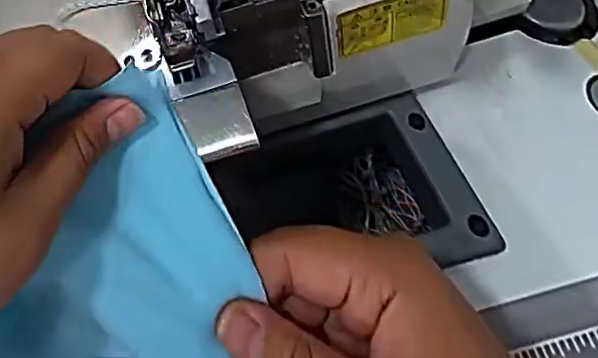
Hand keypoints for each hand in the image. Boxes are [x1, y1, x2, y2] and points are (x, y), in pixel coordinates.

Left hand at [0, 26, 142, 357]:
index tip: (122, 114)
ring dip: (44, 82)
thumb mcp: (25, 220)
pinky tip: (12, 145)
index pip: (67, 49)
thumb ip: (79, 152)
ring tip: (55, 146)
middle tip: (94, 134)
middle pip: (38, 43)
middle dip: (77, 74)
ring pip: (9, 55)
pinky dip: (12, 91)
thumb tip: (123, 111)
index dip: (104, 73)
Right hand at [216, 226, 505, 357]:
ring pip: (301, 313)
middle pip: (289, 280)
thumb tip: (232, 319)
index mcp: (383, 266)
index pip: (285, 249)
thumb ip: (296, 353)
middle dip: (259, 319)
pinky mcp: (384, 339)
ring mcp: (382, 309)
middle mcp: (380, 274)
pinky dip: (300, 354)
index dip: (243, 284)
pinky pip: (323, 337)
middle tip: (227, 351)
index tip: (213, 323)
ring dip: (277, 342)